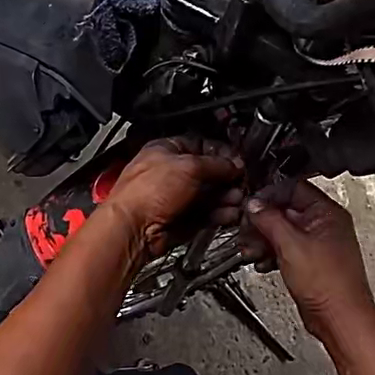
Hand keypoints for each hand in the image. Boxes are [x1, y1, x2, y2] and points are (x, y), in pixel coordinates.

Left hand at [102, 138, 243, 252]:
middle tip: (241, 182)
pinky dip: (219, 214)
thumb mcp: (189, 167)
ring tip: (238, 199)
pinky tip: (231, 214)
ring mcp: (174, 198)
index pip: (201, 146)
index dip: (221, 153)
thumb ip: (216, 164)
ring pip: (208, 196)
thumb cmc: (145, 192)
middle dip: (227, 178)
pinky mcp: (180, 221)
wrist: (133, 229)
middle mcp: (169, 174)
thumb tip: (234, 164)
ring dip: (226, 197)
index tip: (238, 161)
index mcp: (165, 151)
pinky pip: (205, 215)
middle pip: (207, 173)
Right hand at [238, 179, 374, 340]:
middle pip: (285, 211)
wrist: (338, 318)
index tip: (251, 206)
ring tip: (251, 249)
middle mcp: (324, 226)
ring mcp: (317, 245)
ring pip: (283, 232)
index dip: (269, 196)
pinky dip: (271, 254)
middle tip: (247, 230)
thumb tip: (255, 205)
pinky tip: (262, 262)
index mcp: (327, 213)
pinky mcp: (310, 263)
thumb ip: (269, 219)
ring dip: (263, 239)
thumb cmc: (329, 285)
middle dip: (262, 222)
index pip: (293, 189)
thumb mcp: (291, 244)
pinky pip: (285, 250)